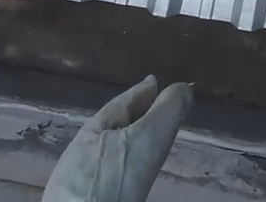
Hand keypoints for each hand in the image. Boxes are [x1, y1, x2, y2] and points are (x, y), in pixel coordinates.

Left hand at [42, 76, 192, 201]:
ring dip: (132, 143)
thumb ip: (166, 111)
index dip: (142, 92)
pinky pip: (111, 177)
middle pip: (114, 128)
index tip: (156, 81)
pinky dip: (127, 167)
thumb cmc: (113, 181)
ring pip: (112, 154)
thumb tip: (184, 87)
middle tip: (159, 110)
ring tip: (152, 142)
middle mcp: (81, 154)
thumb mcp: (145, 140)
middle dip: (136, 117)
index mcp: (90, 131)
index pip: (121, 104)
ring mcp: (80, 184)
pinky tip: (134, 177)